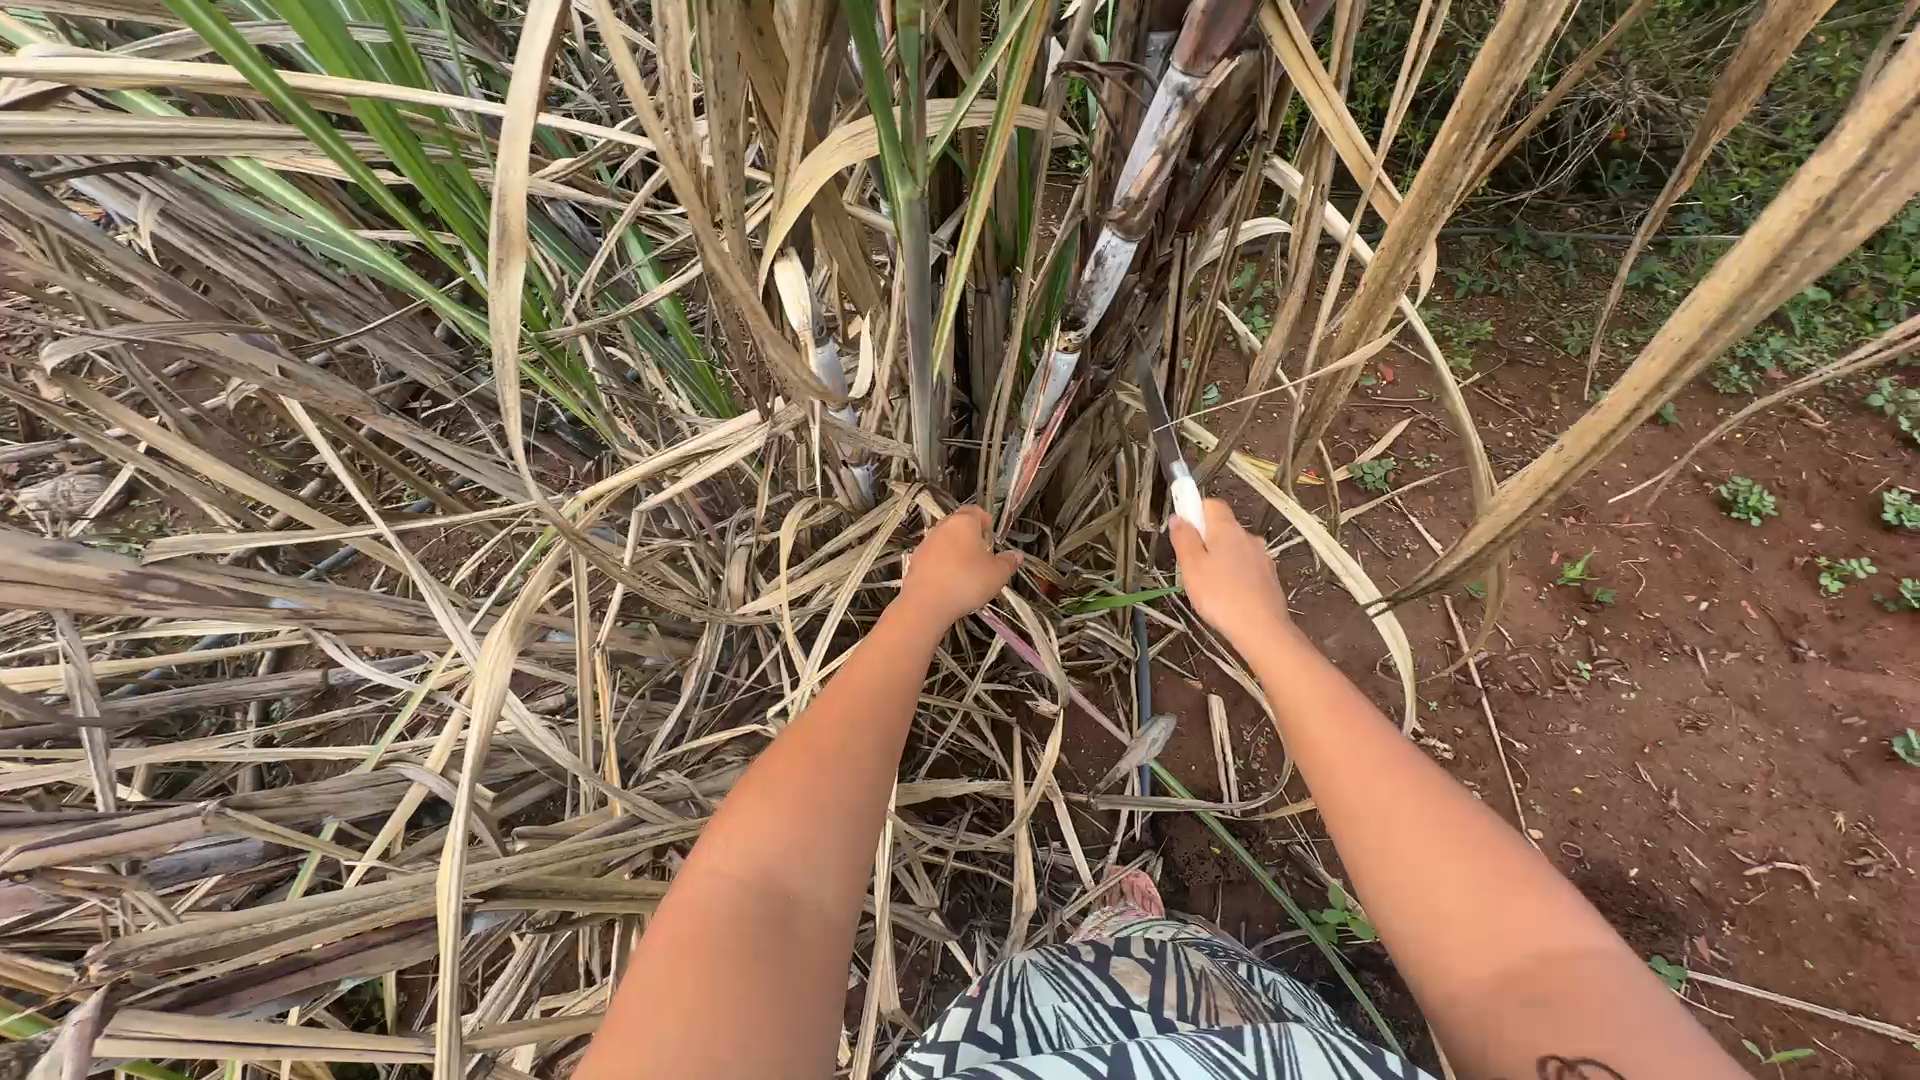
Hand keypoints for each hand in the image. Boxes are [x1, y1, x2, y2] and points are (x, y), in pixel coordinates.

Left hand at [898, 505, 1020, 627]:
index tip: (991, 536)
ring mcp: (926, 543)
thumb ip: (1008, 562)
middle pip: (958, 524)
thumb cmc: (967, 581)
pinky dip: (942, 564)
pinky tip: (949, 581)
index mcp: (964, 522)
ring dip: (955, 550)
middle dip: (970, 536)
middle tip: (981, 553)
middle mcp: (942, 527)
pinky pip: (933, 557)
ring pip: (944, 541)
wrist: (927, 603)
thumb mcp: (997, 574)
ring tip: (966, 570)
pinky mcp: (915, 561)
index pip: (976, 511)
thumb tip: (1016, 555)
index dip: (985, 521)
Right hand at [1169, 498, 1294, 648]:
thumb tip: (1178, 517)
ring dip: (1221, 559)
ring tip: (1209, 586)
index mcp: (1227, 529)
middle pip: (1223, 528)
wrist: (1260, 628)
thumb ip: (1184, 538)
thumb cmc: (1219, 595)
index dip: (1195, 512)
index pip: (1211, 504)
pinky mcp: (1270, 577)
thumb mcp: (1191, 566)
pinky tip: (1228, 597)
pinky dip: (1235, 575)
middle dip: (1206, 540)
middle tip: (1192, 566)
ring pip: (1235, 549)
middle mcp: (1248, 537)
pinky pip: (1247, 568)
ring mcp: (1262, 557)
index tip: (1184, 532)